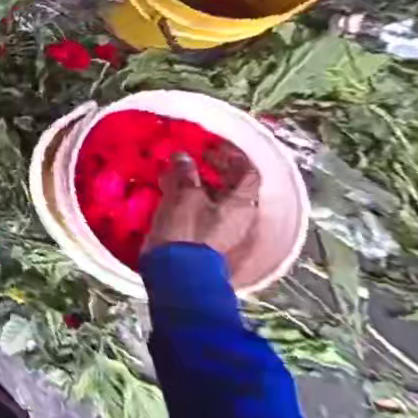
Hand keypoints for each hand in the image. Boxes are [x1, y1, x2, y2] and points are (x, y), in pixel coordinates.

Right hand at [142, 148, 260, 270]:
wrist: (176, 272)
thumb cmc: (188, 230)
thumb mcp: (186, 194)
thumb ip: (186, 172)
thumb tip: (183, 157)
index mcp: (242, 204)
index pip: (247, 172)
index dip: (232, 155)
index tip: (213, 145)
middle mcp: (237, 216)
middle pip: (231, 185)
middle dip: (213, 168)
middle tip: (195, 156)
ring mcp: (220, 227)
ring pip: (213, 197)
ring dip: (197, 181)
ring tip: (175, 171)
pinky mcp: (203, 236)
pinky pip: (199, 209)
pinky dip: (187, 196)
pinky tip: (169, 189)